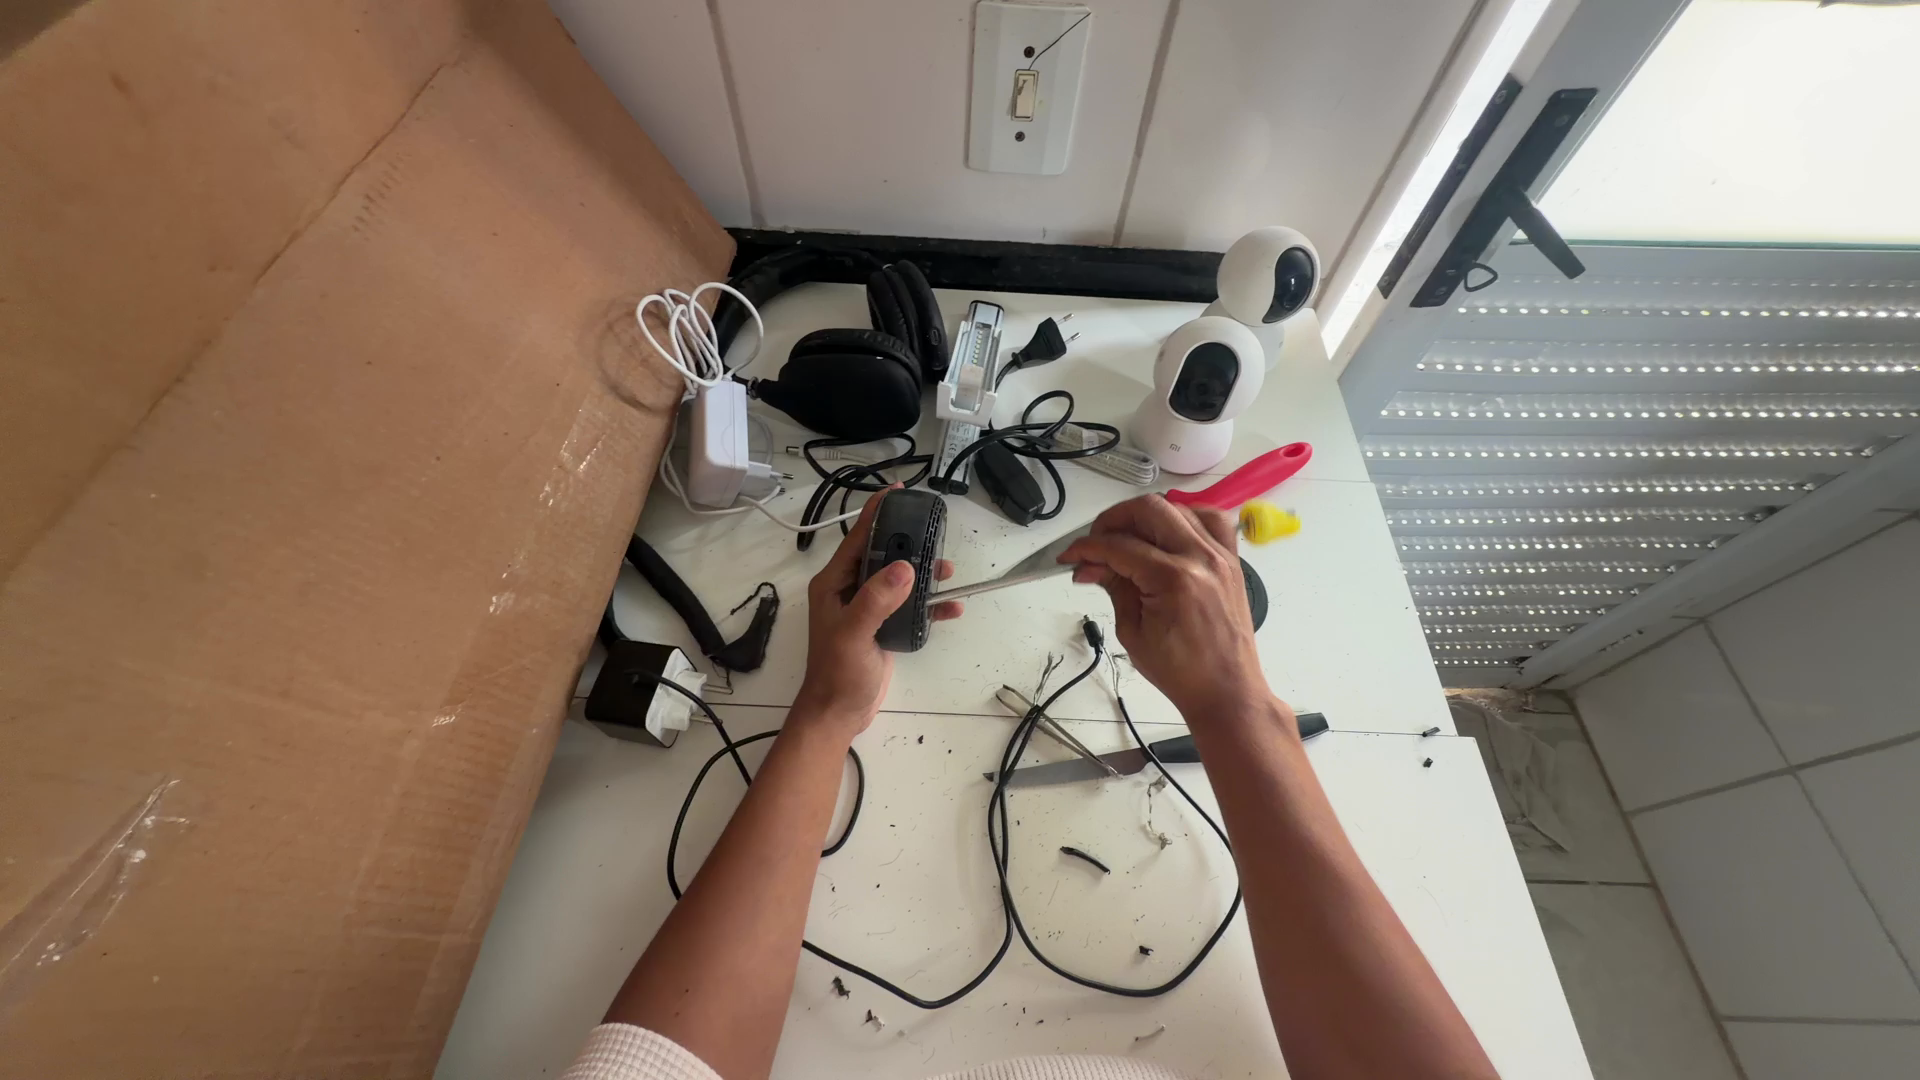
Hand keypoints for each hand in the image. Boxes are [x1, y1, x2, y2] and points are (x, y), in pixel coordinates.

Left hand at [795, 489, 961, 736]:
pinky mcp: (885, 627)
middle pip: (883, 554)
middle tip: (936, 534)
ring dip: (925, 574)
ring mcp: (869, 609)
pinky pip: (911, 607)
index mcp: (835, 583)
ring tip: (949, 572)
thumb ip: (876, 599)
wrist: (839, 714)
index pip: (858, 538)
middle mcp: (851, 590)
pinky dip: (931, 605)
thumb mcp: (853, 634)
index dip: (877, 513)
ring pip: (900, 579)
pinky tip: (952, 607)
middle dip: (910, 544)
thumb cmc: (837, 673)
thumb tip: (905, 567)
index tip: (899, 491)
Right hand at [1059, 495, 1279, 724]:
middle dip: (1112, 520)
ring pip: (1178, 507)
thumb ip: (1113, 587)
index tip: (1069, 556)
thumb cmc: (1180, 671)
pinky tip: (1167, 532)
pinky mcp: (1231, 561)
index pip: (1118, 546)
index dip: (1086, 548)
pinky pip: (1211, 519)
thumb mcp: (1132, 631)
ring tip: (1127, 538)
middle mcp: (1200, 558)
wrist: (1226, 690)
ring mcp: (1220, 556)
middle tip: (1095, 543)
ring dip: (1145, 516)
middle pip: (1148, 510)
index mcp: (1173, 580)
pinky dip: (1185, 516)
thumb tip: (1088, 565)